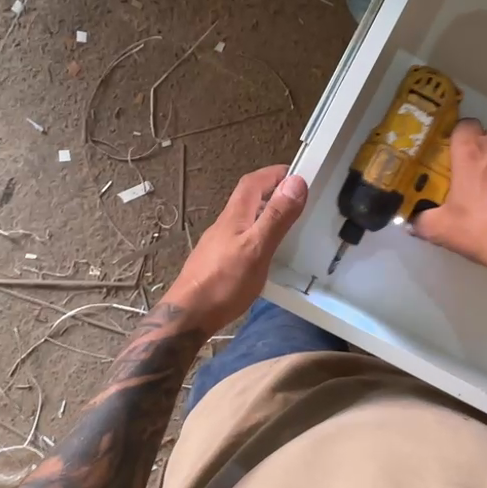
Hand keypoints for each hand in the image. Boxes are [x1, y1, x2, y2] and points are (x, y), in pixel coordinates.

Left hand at [165, 165, 306, 333]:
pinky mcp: (218, 261)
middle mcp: (225, 225)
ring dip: (266, 213)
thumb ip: (276, 217)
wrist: (189, 315)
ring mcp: (219, 243)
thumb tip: (296, 182)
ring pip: (245, 218)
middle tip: (296, 197)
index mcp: (235, 216)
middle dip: (272, 191)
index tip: (297, 173)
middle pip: (248, 198)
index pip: (253, 182)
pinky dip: (259, 234)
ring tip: (288, 222)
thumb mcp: (257, 248)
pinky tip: (267, 251)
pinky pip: (242, 238)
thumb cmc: (224, 282)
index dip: (274, 173)